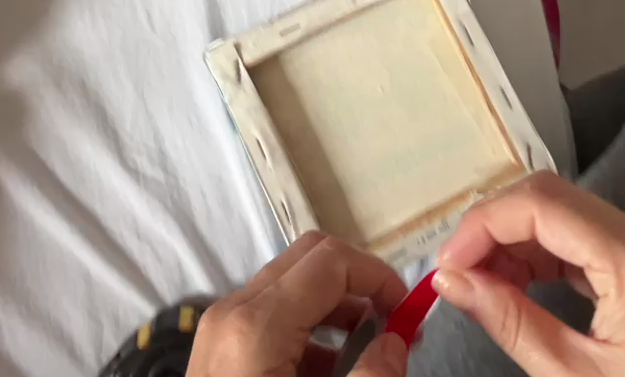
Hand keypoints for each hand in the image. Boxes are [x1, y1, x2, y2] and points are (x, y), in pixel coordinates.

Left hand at [188, 231, 409, 376]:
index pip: (329, 260)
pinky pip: (269, 314)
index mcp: (257, 324)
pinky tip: (331, 366)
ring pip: (288, 284)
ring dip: (334, 302)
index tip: (408, 312)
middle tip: (394, 320)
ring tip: (371, 344)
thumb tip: (397, 341)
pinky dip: (307, 326)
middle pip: (307, 259)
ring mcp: (219, 326)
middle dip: (357, 280)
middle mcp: (232, 310)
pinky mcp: (216, 346)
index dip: (377, 275)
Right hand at [432, 171, 624, 376]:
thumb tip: (448, 279)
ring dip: (514, 238)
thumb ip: (511, 322)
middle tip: (457, 269)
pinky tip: (514, 283)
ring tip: (480, 281)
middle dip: (495, 226)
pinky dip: (541, 253)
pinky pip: (583, 238)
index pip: (542, 206)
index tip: (445, 262)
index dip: (484, 224)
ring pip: (563, 212)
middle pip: (551, 197)